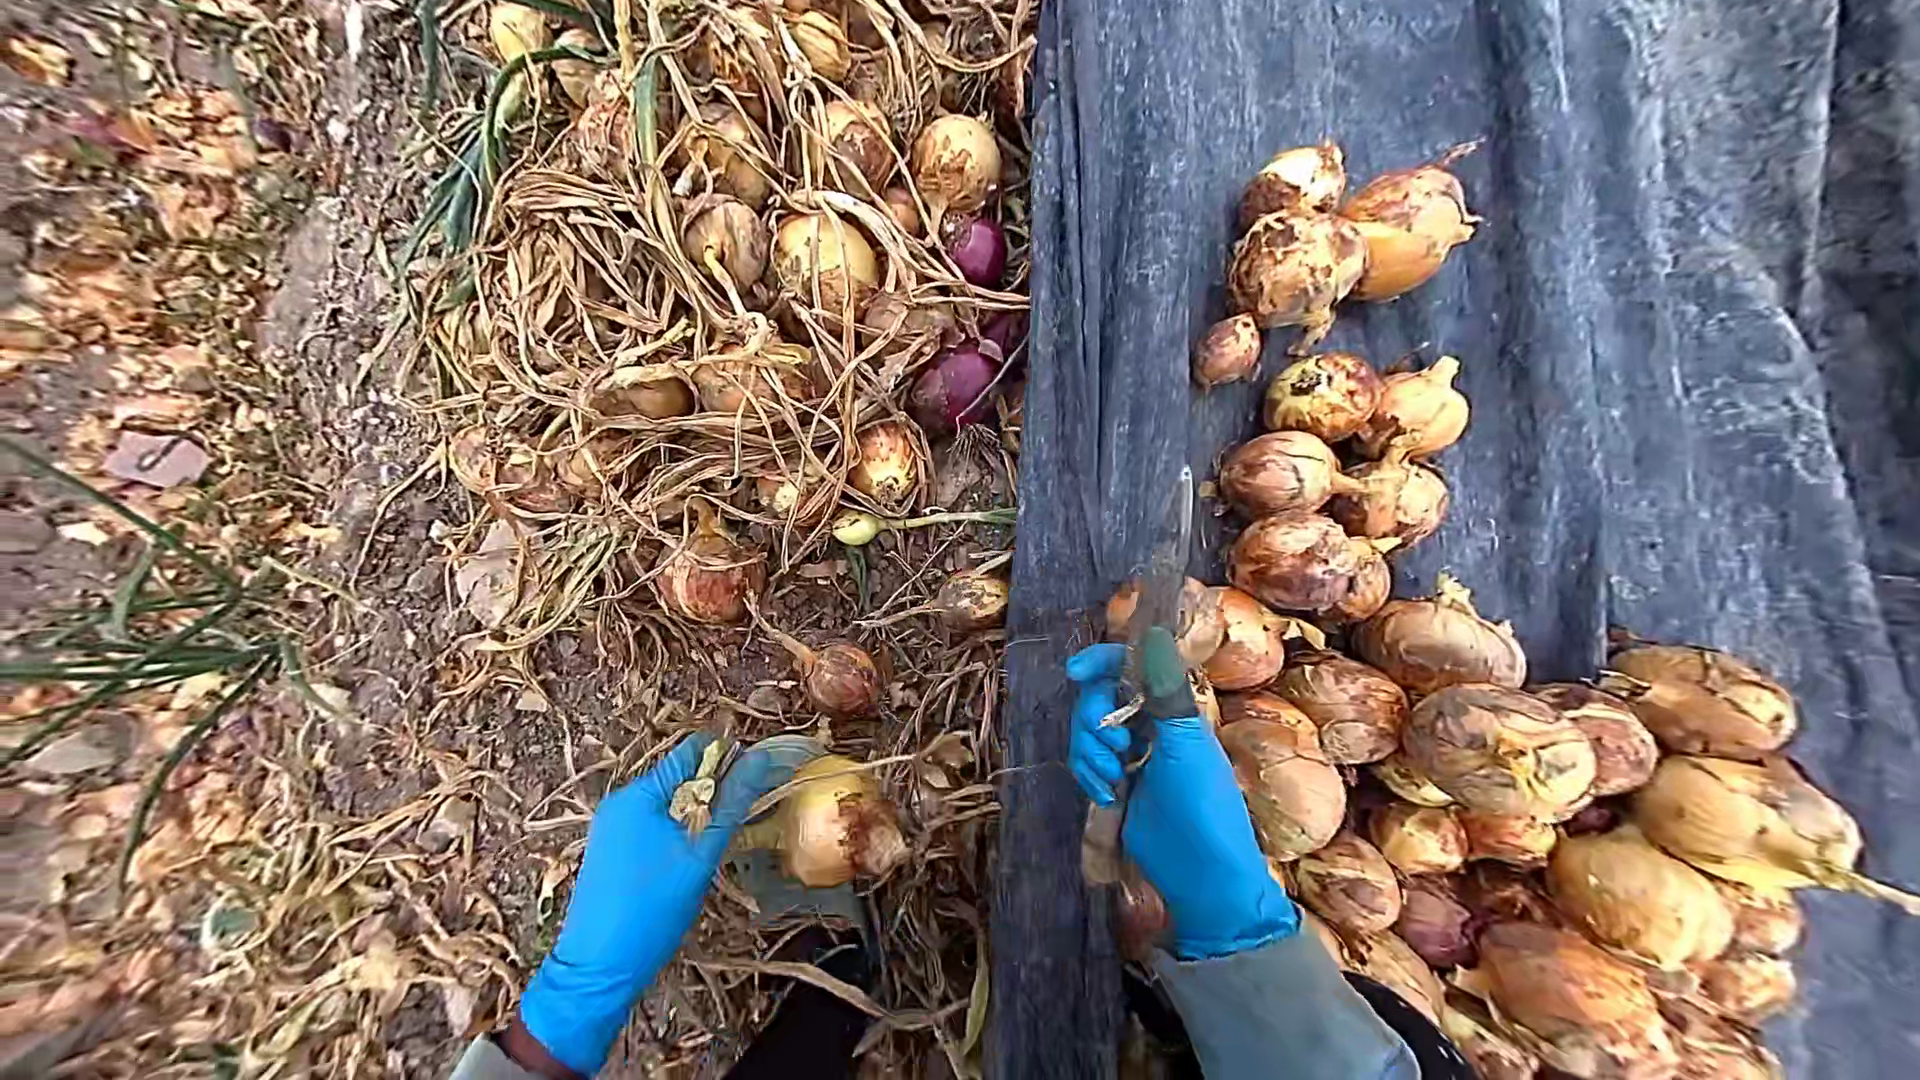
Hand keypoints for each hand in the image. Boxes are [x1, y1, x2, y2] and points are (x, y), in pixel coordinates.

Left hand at [519, 733, 777, 1075]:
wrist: (595, 974)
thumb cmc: (652, 908)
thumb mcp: (701, 851)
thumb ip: (732, 800)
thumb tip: (760, 755)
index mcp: (639, 794)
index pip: (692, 750)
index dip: (727, 756)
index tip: (752, 777)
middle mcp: (621, 801)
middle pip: (681, 774)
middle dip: (714, 787)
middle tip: (739, 814)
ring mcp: (612, 826)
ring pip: (670, 800)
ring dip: (698, 810)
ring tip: (716, 839)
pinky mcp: (612, 849)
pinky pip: (655, 821)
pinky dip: (679, 828)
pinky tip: (691, 855)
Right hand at [1068, 643, 1297, 959]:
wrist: (1202, 874)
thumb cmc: (1203, 804)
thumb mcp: (1185, 743)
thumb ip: (1163, 690)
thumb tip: (1153, 633)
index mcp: (1169, 707)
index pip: (1128, 666)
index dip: (1099, 661)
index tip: (1075, 672)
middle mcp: (1146, 724)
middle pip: (1097, 698)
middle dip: (1094, 719)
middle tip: (1114, 746)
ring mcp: (1127, 753)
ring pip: (1085, 731)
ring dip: (1090, 751)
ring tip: (1114, 778)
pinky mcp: (1112, 781)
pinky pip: (1083, 762)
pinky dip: (1088, 775)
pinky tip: (1106, 795)